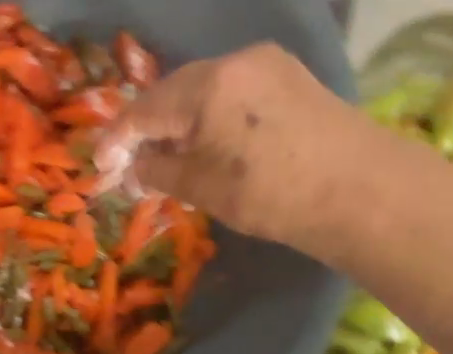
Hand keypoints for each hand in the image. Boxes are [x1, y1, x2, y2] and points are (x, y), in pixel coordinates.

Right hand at [94, 44, 383, 247]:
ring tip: (161, 161)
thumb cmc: (268, 192)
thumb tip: (132, 169)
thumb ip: (157, 171)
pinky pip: (229, 93)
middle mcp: (234, 62)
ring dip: (175, 124)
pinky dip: (205, 118)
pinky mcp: (286, 78)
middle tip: (126, 166)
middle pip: (171, 93)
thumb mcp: (199, 187)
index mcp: (207, 85)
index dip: (116, 140)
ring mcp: (265, 66)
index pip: (143, 110)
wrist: (354, 189)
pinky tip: (199, 146)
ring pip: (200, 92)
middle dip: (144, 129)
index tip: (98, 166)